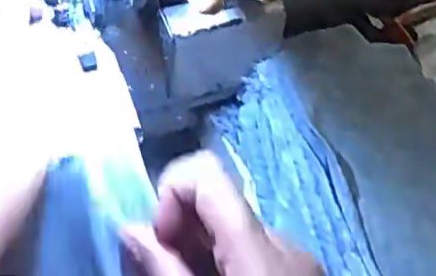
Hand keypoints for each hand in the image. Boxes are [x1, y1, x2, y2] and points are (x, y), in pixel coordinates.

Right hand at [121, 152, 321, 275]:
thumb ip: (166, 268)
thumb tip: (128, 226)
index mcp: (261, 243)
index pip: (207, 170)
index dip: (171, 191)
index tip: (159, 238)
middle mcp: (285, 239)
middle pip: (219, 201)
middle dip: (182, 227)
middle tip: (162, 268)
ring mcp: (301, 258)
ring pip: (235, 230)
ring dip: (204, 249)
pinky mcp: (307, 273)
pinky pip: (257, 252)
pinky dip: (229, 263)